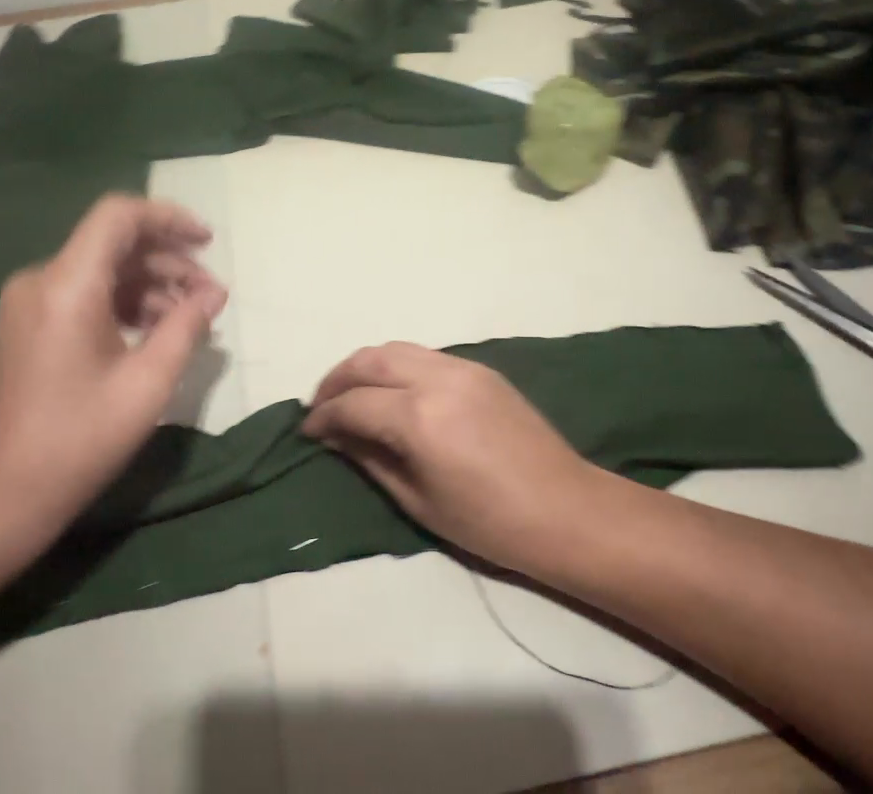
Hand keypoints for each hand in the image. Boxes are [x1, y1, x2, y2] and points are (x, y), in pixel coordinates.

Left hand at [0, 195, 227, 543]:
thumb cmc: (78, 440)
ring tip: (189, 318)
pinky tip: (152, 333)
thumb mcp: (147, 384)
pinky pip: (81, 296)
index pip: (119, 216)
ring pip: (99, 271)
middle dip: (167, 260)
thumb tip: (213, 294)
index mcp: (67, 285)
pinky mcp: (24, 328)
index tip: (208, 241)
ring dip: (148, 285)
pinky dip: (121, 304)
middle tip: (209, 293)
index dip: (169, 218)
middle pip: (112, 243)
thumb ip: (186, 327)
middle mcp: (40, 281)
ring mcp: (27, 305)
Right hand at [301, 342, 602, 572]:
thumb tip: (336, 436)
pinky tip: (392, 393)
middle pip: (369, 361)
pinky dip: (397, 366)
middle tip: (322, 407)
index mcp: (419, 417)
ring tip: (351, 396)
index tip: (307, 431)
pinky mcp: (482, 370)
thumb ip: (370, 459)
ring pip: (397, 349)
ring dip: (365, 367)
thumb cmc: (488, 523)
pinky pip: (425, 356)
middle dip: (337, 380)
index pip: (353, 404)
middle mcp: (437, 379)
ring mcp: (463, 368)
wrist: (564, 510)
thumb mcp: (417, 500)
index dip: (323, 417)